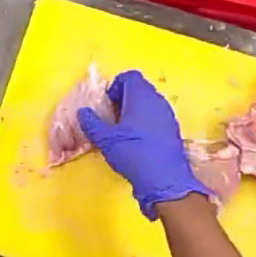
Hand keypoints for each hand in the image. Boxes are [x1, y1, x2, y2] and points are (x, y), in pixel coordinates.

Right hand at [78, 70, 212, 218]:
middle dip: (122, 100)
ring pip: (148, 104)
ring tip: (120, 131)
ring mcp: (167, 116)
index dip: (114, 86)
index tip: (106, 104)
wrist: (164, 180)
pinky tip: (134, 142)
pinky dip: (143, 124)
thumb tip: (83, 112)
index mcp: (141, 96)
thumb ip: (92, 123)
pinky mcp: (172, 131)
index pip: (129, 76)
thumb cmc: (132, 152)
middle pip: (139, 89)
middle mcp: (157, 101)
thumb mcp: (105, 139)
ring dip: (133, 112)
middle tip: (110, 118)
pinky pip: (155, 118)